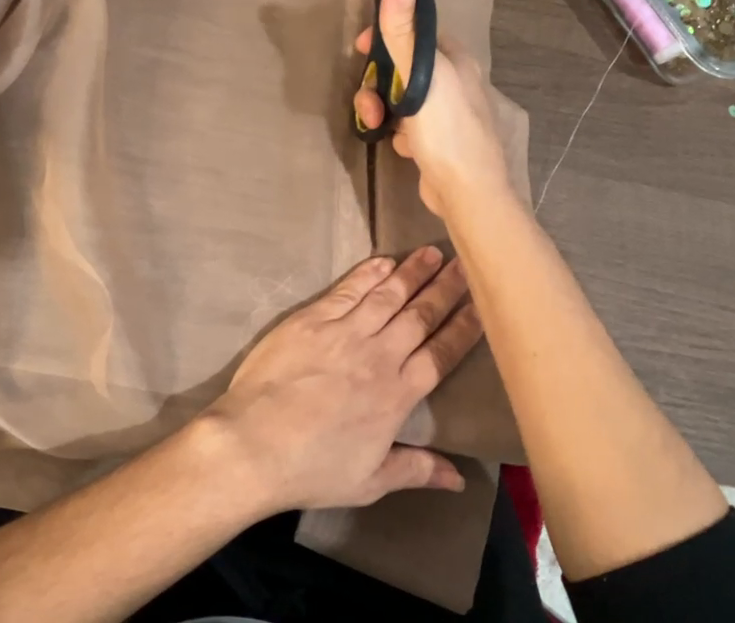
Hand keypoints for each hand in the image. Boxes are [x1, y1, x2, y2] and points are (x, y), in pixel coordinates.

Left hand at [199, 246, 481, 513]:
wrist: (253, 445)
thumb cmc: (311, 468)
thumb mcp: (369, 482)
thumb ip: (416, 469)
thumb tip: (460, 479)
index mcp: (396, 396)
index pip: (441, 354)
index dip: (463, 328)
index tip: (482, 305)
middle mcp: (377, 357)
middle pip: (420, 316)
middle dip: (446, 288)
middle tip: (466, 263)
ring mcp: (343, 334)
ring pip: (387, 296)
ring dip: (412, 273)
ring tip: (432, 252)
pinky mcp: (311, 320)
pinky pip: (347, 290)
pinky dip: (368, 274)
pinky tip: (384, 261)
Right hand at [353, 0, 513, 216]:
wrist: (466, 191)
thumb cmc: (446, 129)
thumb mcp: (421, 75)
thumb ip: (405, 31)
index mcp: (455, 59)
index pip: (417, 30)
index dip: (387, 35)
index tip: (362, 49)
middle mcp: (455, 81)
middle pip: (402, 66)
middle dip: (378, 82)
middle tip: (370, 102)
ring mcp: (446, 112)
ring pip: (400, 97)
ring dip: (381, 108)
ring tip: (376, 126)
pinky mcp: (437, 140)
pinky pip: (406, 126)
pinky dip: (397, 132)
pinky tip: (401, 147)